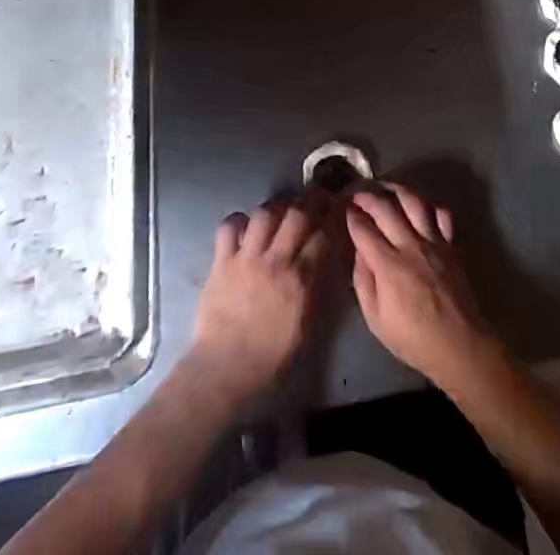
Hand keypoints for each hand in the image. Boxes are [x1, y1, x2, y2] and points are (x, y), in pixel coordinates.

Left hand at [186, 198, 328, 404]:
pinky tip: (245, 224)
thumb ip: (313, 288)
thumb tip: (320, 265)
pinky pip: (229, 228)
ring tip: (281, 207)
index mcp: (300, 279)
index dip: (332, 218)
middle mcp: (275, 261)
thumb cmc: (270, 353)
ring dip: (275, 207)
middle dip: (311, 200)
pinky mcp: (222, 261)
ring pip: (264, 215)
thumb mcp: (304, 323)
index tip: (337, 208)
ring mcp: (246, 258)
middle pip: (296, 216)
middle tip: (316, 194)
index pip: (322, 237)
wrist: (226, 364)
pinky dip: (238, 221)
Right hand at [348, 183, 501, 386]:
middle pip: (385, 208)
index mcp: (388, 265)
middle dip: (366, 197)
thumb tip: (358, 251)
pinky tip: (420, 205)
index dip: (349, 215)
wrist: (459, 345)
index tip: (342, 208)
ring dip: (397, 189)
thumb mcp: (375, 319)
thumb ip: (363, 280)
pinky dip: (430, 205)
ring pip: (415, 202)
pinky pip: (443, 215)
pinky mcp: (452, 246)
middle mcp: (410, 246)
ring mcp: (434, 243)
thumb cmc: (413, 338)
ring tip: (385, 186)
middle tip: (356, 194)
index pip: (363, 229)